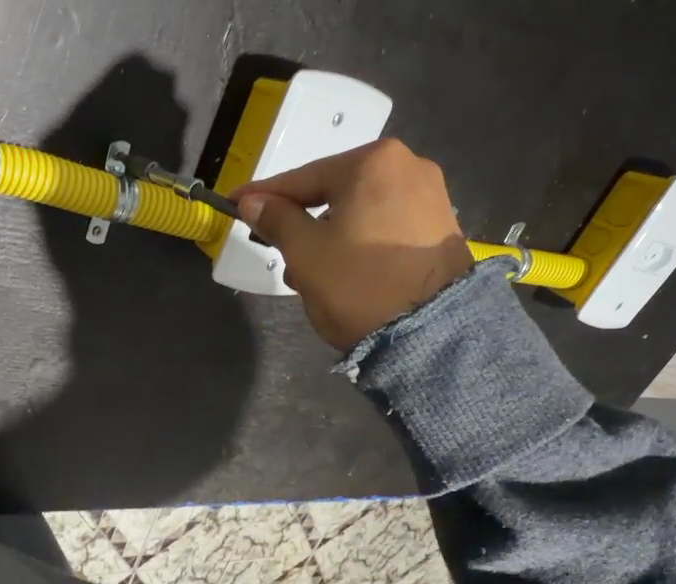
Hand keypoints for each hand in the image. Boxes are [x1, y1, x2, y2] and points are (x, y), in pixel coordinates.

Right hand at [233, 139, 475, 349]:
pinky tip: (342, 270)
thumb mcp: (305, 253)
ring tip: (308, 272)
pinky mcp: (440, 224)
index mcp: (371, 162)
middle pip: (333, 191)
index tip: (234, 203)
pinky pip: (382, 224)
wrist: (427, 330)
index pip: (302, 178)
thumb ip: (277, 220)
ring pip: (357, 210)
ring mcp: (429, 194)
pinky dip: (356, 241)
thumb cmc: (357, 284)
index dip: (263, 195)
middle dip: (300, 221)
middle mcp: (407, 164)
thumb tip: (253, 201)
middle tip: (273, 247)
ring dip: (327, 235)